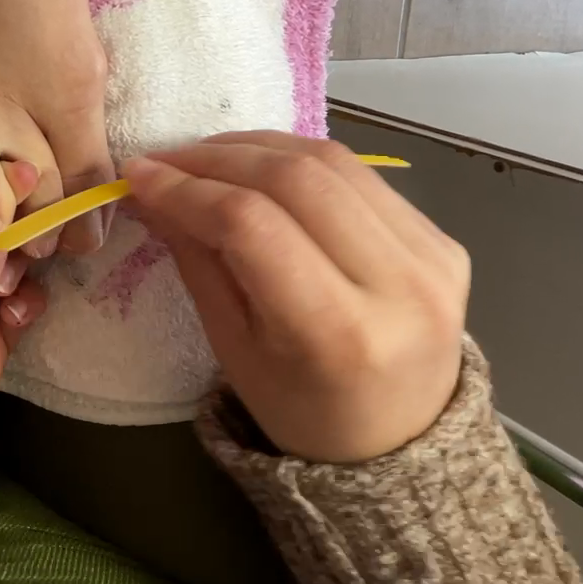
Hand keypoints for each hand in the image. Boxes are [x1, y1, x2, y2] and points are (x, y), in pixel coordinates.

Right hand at [121, 133, 469, 462]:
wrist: (397, 437)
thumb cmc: (296, 402)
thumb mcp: (229, 340)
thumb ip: (194, 253)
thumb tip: (149, 186)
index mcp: (338, 332)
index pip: (251, 225)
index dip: (187, 190)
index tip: (138, 175)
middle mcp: (399, 286)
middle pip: (294, 179)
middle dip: (215, 158)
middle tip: (165, 160)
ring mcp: (432, 256)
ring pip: (329, 160)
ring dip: (253, 146)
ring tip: (204, 157)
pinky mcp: (444, 236)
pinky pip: (357, 173)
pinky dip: (295, 158)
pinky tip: (258, 166)